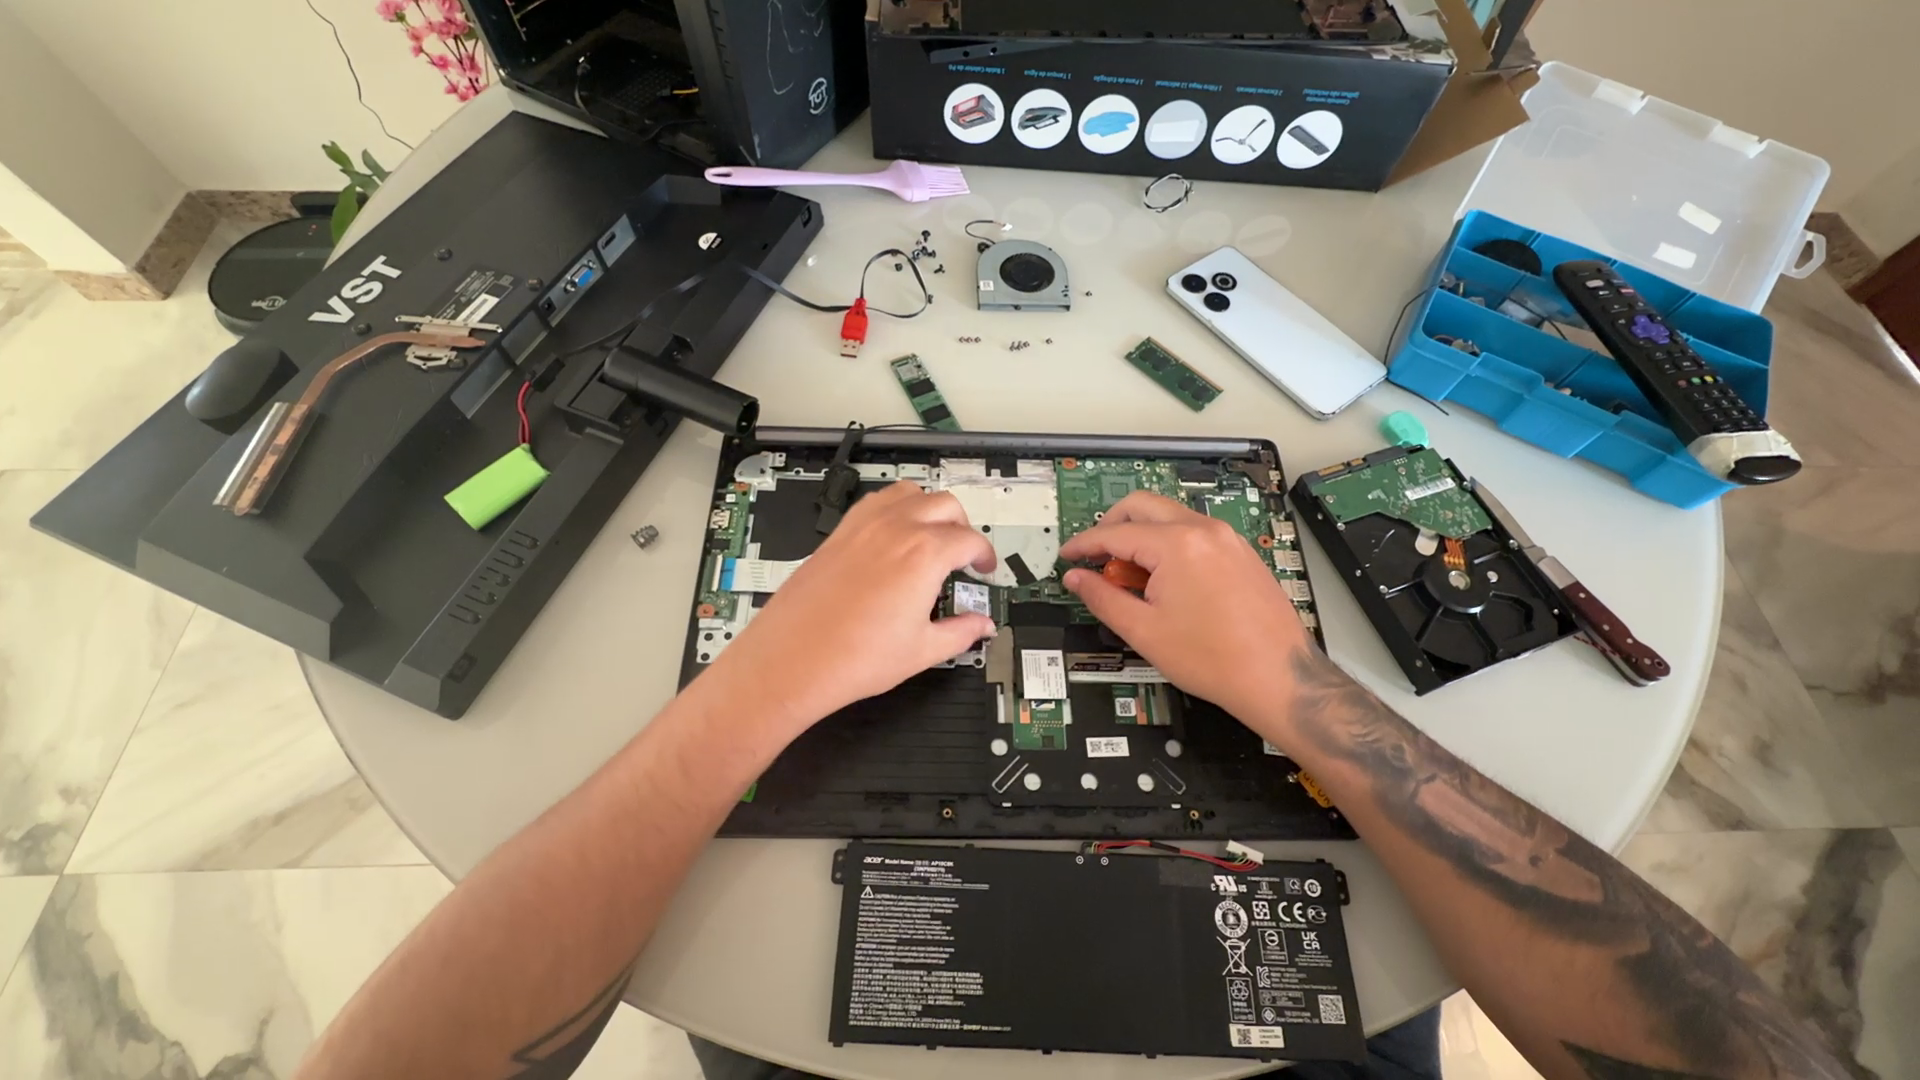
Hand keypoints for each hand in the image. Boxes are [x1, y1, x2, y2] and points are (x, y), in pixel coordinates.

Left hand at [699, 481, 995, 735]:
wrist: (792, 661)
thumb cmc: (851, 657)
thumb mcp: (922, 651)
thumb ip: (961, 632)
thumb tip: (980, 626)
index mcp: (924, 554)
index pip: (970, 539)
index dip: (985, 555)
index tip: (984, 569)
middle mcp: (895, 529)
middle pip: (945, 505)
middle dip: (962, 526)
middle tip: (964, 554)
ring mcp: (864, 526)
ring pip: (910, 492)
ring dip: (929, 507)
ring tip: (932, 535)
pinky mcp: (839, 533)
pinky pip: (875, 502)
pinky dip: (894, 508)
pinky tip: (894, 535)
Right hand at [1060, 492, 1318, 725]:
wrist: (1278, 678)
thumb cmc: (1213, 659)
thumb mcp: (1144, 631)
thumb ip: (1102, 598)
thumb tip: (1075, 578)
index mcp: (1177, 545)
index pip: (1115, 533)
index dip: (1084, 544)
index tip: (1067, 556)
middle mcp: (1204, 530)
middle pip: (1142, 505)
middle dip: (1110, 525)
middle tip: (1094, 556)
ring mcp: (1227, 538)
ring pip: (1170, 516)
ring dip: (1141, 534)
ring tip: (1128, 575)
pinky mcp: (1240, 552)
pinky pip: (1194, 532)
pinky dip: (1168, 543)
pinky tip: (1162, 579)